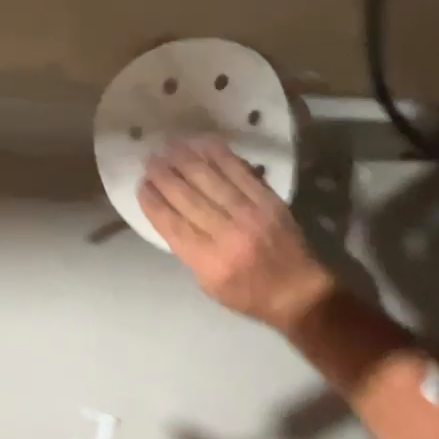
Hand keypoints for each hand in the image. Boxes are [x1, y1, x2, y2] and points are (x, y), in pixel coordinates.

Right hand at [138, 139, 335, 330]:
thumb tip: (172, 217)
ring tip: (169, 146)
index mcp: (209, 261)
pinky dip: (219, 155)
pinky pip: (239, 171)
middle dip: (164, 176)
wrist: (296, 291)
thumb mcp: (209, 285)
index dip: (154, 202)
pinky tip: (203, 143)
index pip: (173, 225)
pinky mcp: (267, 199)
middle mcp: (227, 234)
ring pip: (210, 179)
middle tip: (150, 160)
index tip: (141, 185)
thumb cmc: (249, 295)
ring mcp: (249, 213)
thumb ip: (190, 252)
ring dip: (186, 159)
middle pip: (188, 197)